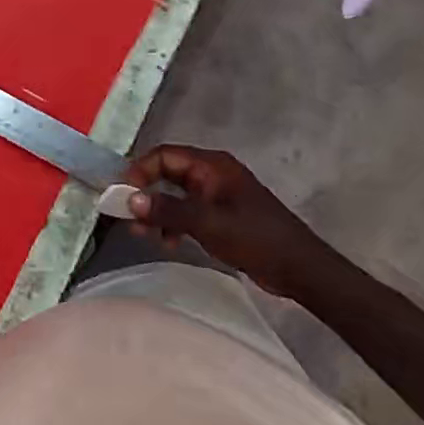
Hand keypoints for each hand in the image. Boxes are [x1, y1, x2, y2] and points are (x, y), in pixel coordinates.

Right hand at [125, 145, 344, 296]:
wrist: (300, 268)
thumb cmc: (256, 238)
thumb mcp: (209, 224)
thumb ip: (168, 211)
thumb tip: (129, 200)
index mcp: (212, 165)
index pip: (165, 155)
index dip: (140, 171)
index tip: (123, 193)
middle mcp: (212, 174)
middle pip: (167, 173)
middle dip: (146, 192)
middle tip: (127, 215)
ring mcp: (217, 194)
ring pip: (175, 194)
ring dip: (157, 210)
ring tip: (144, 233)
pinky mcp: (220, 214)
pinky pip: (187, 210)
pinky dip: (173, 222)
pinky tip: (168, 241)